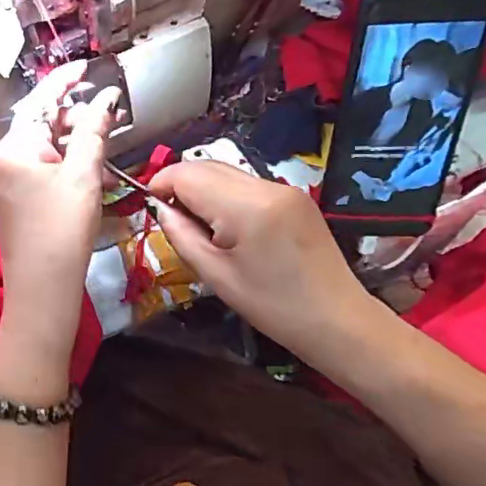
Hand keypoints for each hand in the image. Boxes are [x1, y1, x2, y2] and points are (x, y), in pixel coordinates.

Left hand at [0, 81, 119, 302]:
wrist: (42, 288)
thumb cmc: (62, 231)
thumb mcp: (83, 176)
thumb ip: (94, 131)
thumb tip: (107, 98)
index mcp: (11, 151)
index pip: (39, 104)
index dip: (64, 82)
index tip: (85, 65)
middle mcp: (0, 162)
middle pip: (40, 125)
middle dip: (73, 117)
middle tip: (106, 113)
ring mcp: (4, 182)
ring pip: (42, 148)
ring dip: (71, 142)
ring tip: (101, 142)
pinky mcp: (12, 199)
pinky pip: (38, 168)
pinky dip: (62, 162)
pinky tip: (85, 166)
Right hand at [148, 161, 377, 355]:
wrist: (336, 319)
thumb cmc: (271, 305)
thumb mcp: (214, 275)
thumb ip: (180, 234)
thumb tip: (160, 207)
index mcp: (246, 207)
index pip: (187, 174)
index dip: (161, 184)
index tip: (149, 207)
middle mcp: (266, 186)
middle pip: (206, 166)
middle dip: (179, 183)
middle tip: (169, 217)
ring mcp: (284, 188)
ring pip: (225, 172)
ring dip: (202, 189)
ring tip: (196, 225)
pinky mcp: (294, 196)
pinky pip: (245, 184)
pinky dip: (224, 195)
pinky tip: (224, 225)